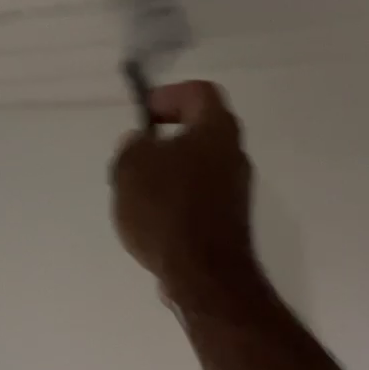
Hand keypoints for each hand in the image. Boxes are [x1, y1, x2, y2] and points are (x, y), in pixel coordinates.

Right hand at [109, 81, 257, 288]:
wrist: (203, 276)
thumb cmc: (167, 211)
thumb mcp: (131, 167)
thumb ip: (132, 146)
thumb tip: (141, 145)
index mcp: (217, 129)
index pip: (198, 92)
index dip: (168, 96)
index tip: (142, 116)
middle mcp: (235, 157)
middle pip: (198, 135)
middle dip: (164, 144)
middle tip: (135, 159)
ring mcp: (237, 195)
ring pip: (197, 173)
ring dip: (168, 179)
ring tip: (137, 198)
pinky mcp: (229, 227)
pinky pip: (199, 205)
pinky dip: (177, 208)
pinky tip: (154, 227)